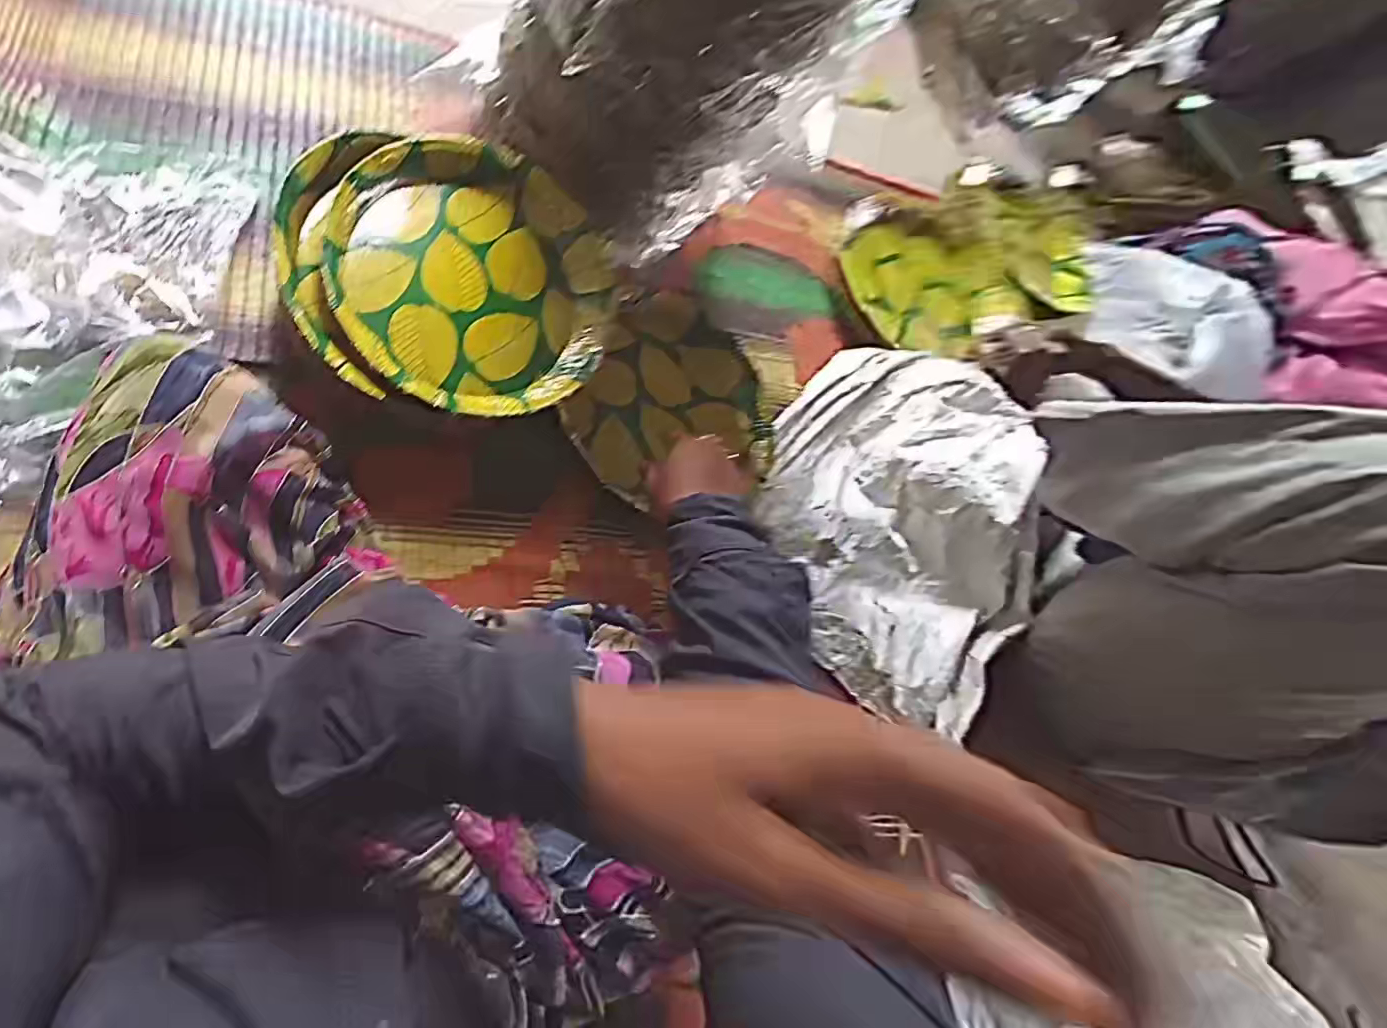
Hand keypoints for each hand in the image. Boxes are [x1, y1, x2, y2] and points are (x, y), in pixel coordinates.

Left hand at [577, 684, 1140, 1026]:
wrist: (572, 741)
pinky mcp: (774, 743)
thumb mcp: (778, 870)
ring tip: (1034, 932)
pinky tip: (913, 882)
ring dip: (979, 855)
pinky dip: (908, 840)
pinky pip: (867, 792)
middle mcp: (845, 723)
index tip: (1135, 974)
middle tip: (1103, 968)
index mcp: (859, 745)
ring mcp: (806, 728)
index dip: (1083, 890)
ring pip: (921, 789)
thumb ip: (907, 916)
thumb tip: (1058, 983)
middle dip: (1044, 875)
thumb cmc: (662, 800)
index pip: (1009, 810)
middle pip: (974, 793)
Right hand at [647, 434, 752, 515]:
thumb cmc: (673, 496)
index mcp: (687, 445)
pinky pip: (738, 476)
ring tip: (708, 477)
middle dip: (699, 452)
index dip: (674, 440)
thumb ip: (651, 470)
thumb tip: (647, 463)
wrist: (704, 518)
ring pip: (722, 459)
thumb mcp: (654, 484)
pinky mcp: (743, 481)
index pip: (680, 436)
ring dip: (715, 465)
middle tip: (691, 462)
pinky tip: (726, 487)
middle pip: (705, 445)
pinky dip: (732, 479)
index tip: (670, 444)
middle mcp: (711, 448)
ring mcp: (730, 463)